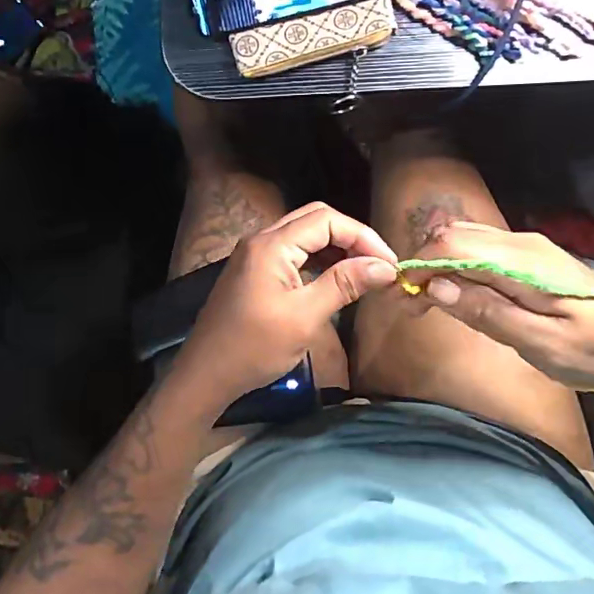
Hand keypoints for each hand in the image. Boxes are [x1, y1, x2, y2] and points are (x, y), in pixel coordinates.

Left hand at [173, 202, 397, 412]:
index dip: (363, 236)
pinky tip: (336, 279)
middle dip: (351, 237)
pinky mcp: (253, 270)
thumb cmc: (254, 347)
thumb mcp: (304, 317)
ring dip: (336, 247)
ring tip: (365, 272)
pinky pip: (292, 252)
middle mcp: (261, 240)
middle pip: (315, 219)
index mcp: (271, 245)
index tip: (389, 264)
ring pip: (303, 234)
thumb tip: (384, 266)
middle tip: (379, 265)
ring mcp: (254, 254)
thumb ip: (344, 285)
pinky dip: (318, 260)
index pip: (326, 220)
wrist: (205, 374)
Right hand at [404, 221, 593, 389]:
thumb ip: (488, 312)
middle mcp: (520, 243)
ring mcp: (526, 247)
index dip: (420, 266)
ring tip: (430, 302)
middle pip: (453, 235)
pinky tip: (459, 294)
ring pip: (464, 239)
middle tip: (413, 306)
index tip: (405, 300)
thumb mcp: (542, 343)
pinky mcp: (529, 257)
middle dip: (424, 265)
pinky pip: (480, 249)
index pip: (453, 245)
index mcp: (523, 261)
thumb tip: (436, 288)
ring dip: (438, 265)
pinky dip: (457, 266)